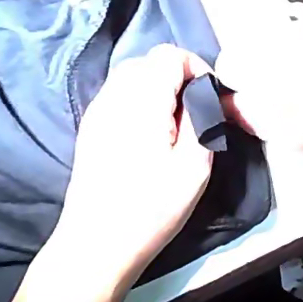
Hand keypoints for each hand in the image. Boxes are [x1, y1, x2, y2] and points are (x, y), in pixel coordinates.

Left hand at [42, 45, 214, 295]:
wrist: (96, 245)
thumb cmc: (150, 207)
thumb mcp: (194, 164)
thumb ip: (203, 117)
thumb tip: (206, 93)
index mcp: (142, 101)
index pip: (170, 55)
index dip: (197, 68)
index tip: (211, 98)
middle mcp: (114, 98)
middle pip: (149, 61)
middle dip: (178, 76)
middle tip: (198, 110)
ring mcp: (97, 112)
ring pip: (132, 76)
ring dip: (159, 88)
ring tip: (177, 124)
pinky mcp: (90, 129)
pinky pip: (119, 96)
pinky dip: (141, 101)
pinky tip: (151, 134)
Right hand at [216, 11, 302, 155]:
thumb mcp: (295, 134)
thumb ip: (253, 114)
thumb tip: (233, 102)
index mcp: (277, 62)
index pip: (234, 61)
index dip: (240, 81)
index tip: (252, 93)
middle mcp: (296, 34)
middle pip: (262, 47)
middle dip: (271, 70)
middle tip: (296, 94)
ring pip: (289, 38)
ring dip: (296, 57)